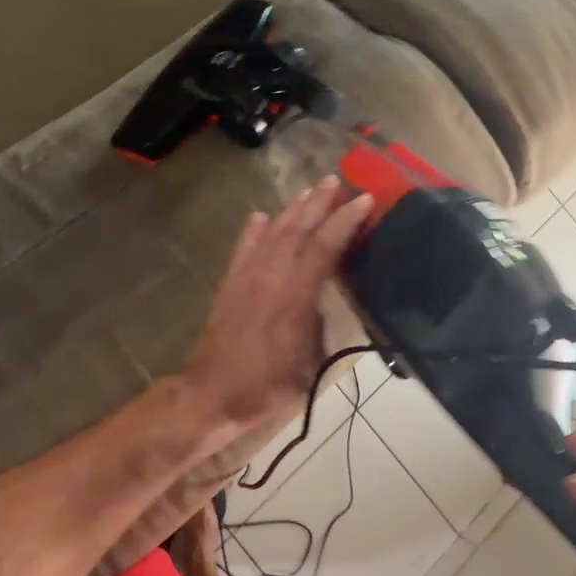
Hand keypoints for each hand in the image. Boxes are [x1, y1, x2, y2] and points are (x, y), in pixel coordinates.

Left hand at [181, 176, 373, 430]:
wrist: (210, 394)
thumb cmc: (265, 386)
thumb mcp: (310, 365)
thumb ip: (323, 330)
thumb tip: (333, 309)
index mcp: (295, 294)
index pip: (325, 246)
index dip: (346, 221)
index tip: (365, 199)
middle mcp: (270, 275)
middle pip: (298, 229)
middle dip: (319, 203)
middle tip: (337, 181)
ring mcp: (247, 276)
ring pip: (272, 231)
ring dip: (292, 209)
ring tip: (309, 192)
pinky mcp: (230, 284)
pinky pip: (244, 247)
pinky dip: (254, 229)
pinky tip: (260, 216)